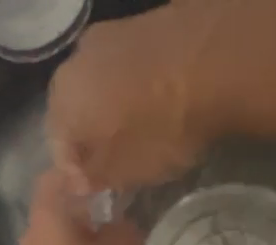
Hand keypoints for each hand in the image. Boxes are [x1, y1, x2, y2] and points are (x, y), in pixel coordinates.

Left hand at [21, 171, 143, 244]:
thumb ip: (124, 225)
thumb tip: (121, 222)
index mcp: (47, 217)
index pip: (56, 174)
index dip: (80, 168)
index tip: (105, 172)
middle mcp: (32, 235)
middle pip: (56, 204)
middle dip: (84, 201)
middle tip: (115, 201)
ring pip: (57, 233)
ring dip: (81, 231)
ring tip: (111, 235)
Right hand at [45, 2, 238, 193]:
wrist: (216, 59)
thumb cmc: (159, 127)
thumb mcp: (125, 171)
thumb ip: (94, 178)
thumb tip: (78, 182)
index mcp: (61, 102)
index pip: (59, 149)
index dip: (78, 175)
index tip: (98, 191)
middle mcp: (76, 61)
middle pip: (79, 112)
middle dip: (95, 139)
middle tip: (119, 164)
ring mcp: (111, 35)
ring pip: (104, 87)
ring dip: (116, 111)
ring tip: (142, 133)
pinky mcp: (146, 22)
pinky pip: (133, 68)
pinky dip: (140, 89)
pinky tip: (161, 104)